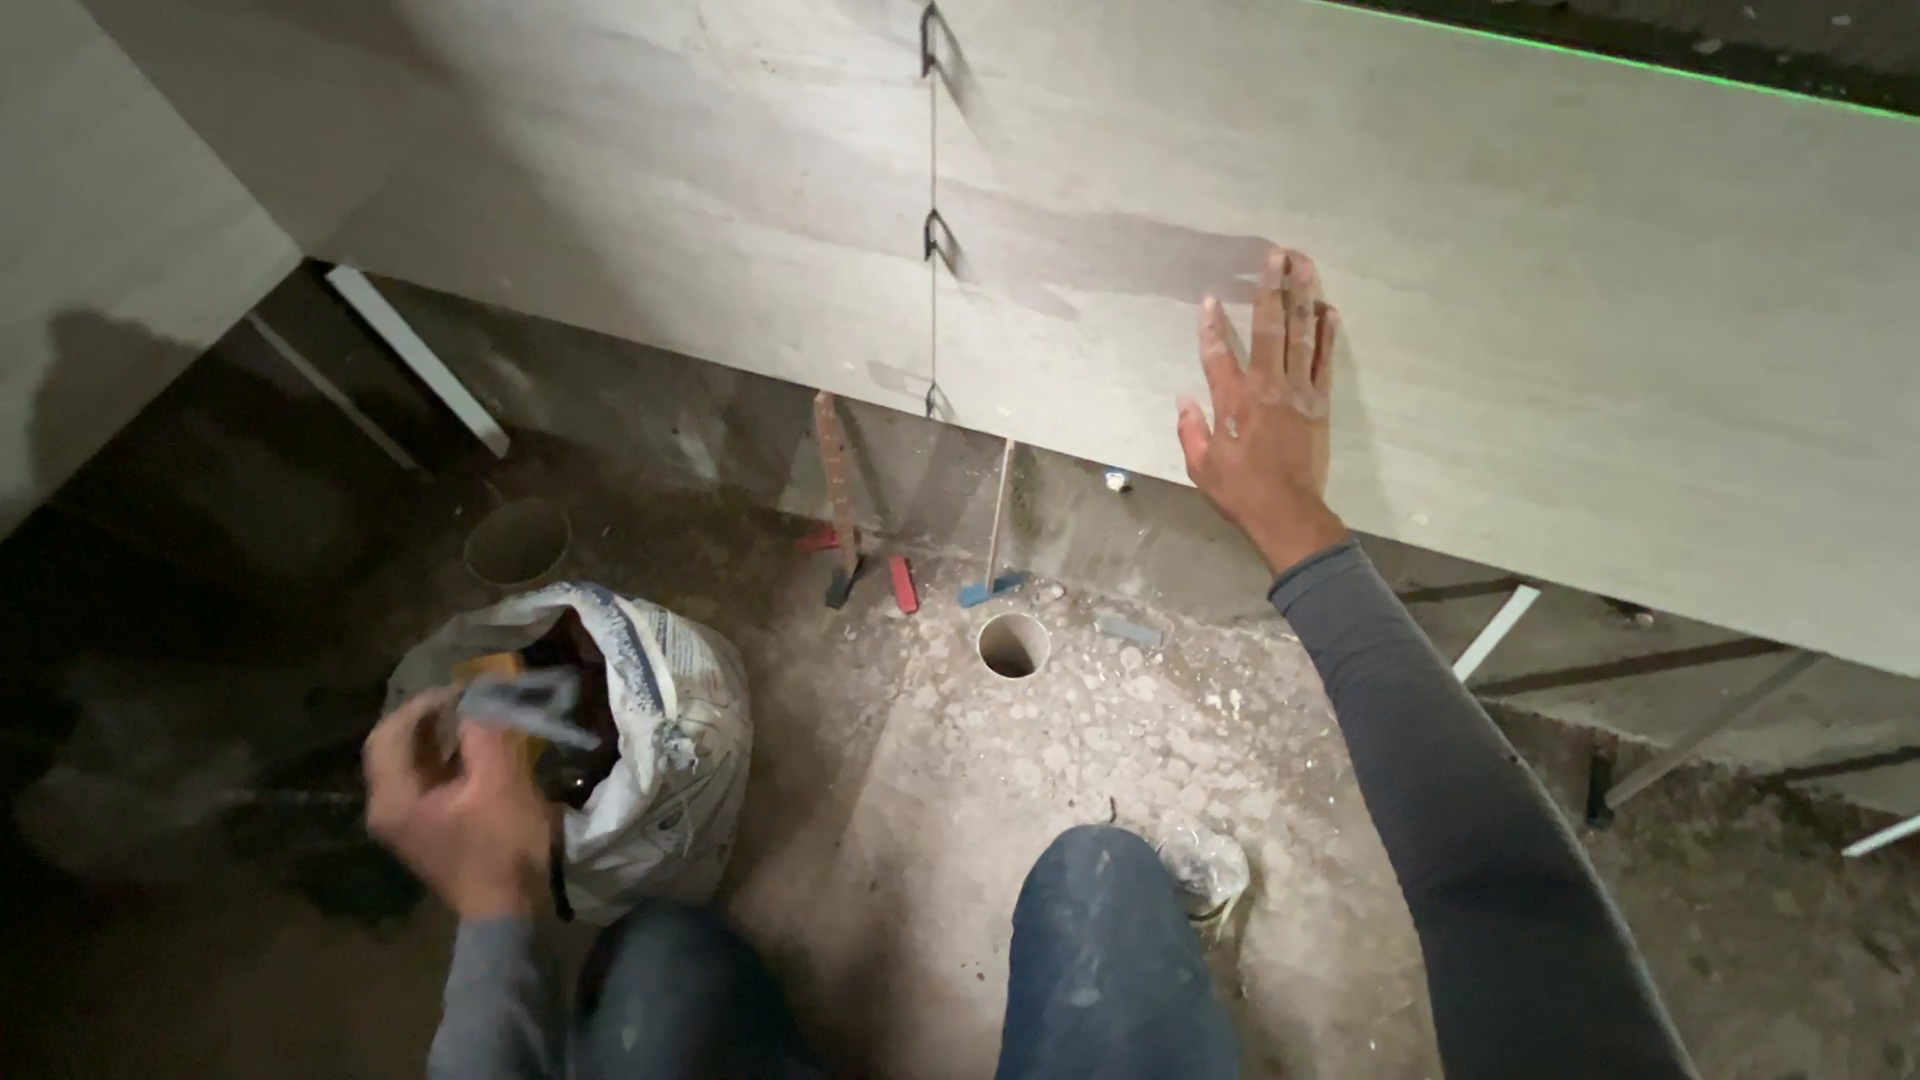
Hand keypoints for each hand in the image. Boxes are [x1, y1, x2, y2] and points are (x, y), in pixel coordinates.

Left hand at [364, 688, 553, 918]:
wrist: (508, 906)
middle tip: (473, 696)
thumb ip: (484, 734)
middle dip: (432, 716)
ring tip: (481, 714)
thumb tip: (479, 696)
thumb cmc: (501, 843)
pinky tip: (482, 747)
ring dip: (443, 734)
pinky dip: (451, 756)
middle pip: (396, 747)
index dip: (423, 703)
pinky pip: (430, 778)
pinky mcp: (428, 826)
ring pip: (414, 762)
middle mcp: (387, 807)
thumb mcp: (500, 781)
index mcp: (393, 798)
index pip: (389, 734)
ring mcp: (406, 820)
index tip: (465, 688)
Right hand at [1177, 246, 1347, 573]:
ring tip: (1305, 264)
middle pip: (1270, 328)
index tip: (1210, 298)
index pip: (1218, 354)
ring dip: (1304, 296)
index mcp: (1233, 402)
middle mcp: (1267, 387)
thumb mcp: (1200, 465)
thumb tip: (1185, 398)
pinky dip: (1327, 333)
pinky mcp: (1320, 402)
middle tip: (1276, 254)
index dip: (1211, 325)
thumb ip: (1191, 428)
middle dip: (1271, 288)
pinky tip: (1328, 308)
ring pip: (1302, 334)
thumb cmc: (1238, 491)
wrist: (1287, 513)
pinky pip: (1325, 360)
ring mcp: (1298, 392)